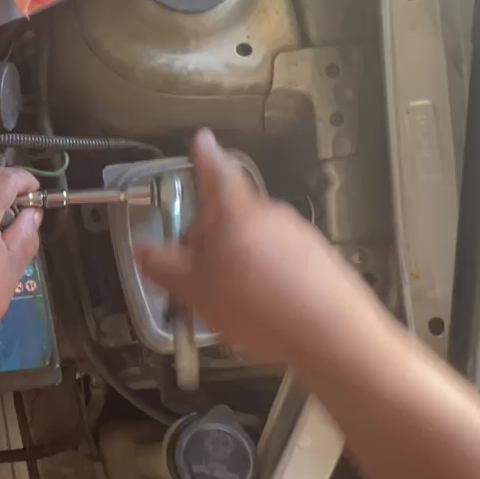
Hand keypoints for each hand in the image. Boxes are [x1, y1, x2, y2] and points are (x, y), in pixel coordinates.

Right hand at [136, 129, 393, 369]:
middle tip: (193, 273)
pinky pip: (279, 261)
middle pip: (229, 216)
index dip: (204, 156)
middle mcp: (270, 216)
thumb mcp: (192, 289)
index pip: (216, 173)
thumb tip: (143, 250)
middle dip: (208, 239)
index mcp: (235, 214)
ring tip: (227, 302)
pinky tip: (260, 311)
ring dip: (235, 262)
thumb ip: (162, 265)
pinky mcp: (321, 262)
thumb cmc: (256, 305)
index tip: (202, 139)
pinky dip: (263, 277)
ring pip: (253, 241)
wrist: (336, 339)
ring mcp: (300, 237)